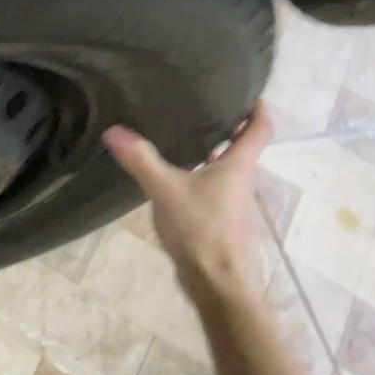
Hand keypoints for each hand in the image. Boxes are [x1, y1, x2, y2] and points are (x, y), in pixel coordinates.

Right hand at [102, 102, 272, 305]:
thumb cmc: (201, 229)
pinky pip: (211, 186)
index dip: (257, 108)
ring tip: (180, 135)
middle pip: (242, 146)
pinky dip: (198, 174)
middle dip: (226, 127)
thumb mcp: (166, 190)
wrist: (216, 281)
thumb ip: (141, 160)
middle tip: (199, 107)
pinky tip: (172, 176)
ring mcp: (231, 202)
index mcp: (239, 165)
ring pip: (225, 167)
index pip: (261, 127)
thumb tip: (114, 131)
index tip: (245, 92)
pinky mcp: (218, 219)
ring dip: (210, 151)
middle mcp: (241, 179)